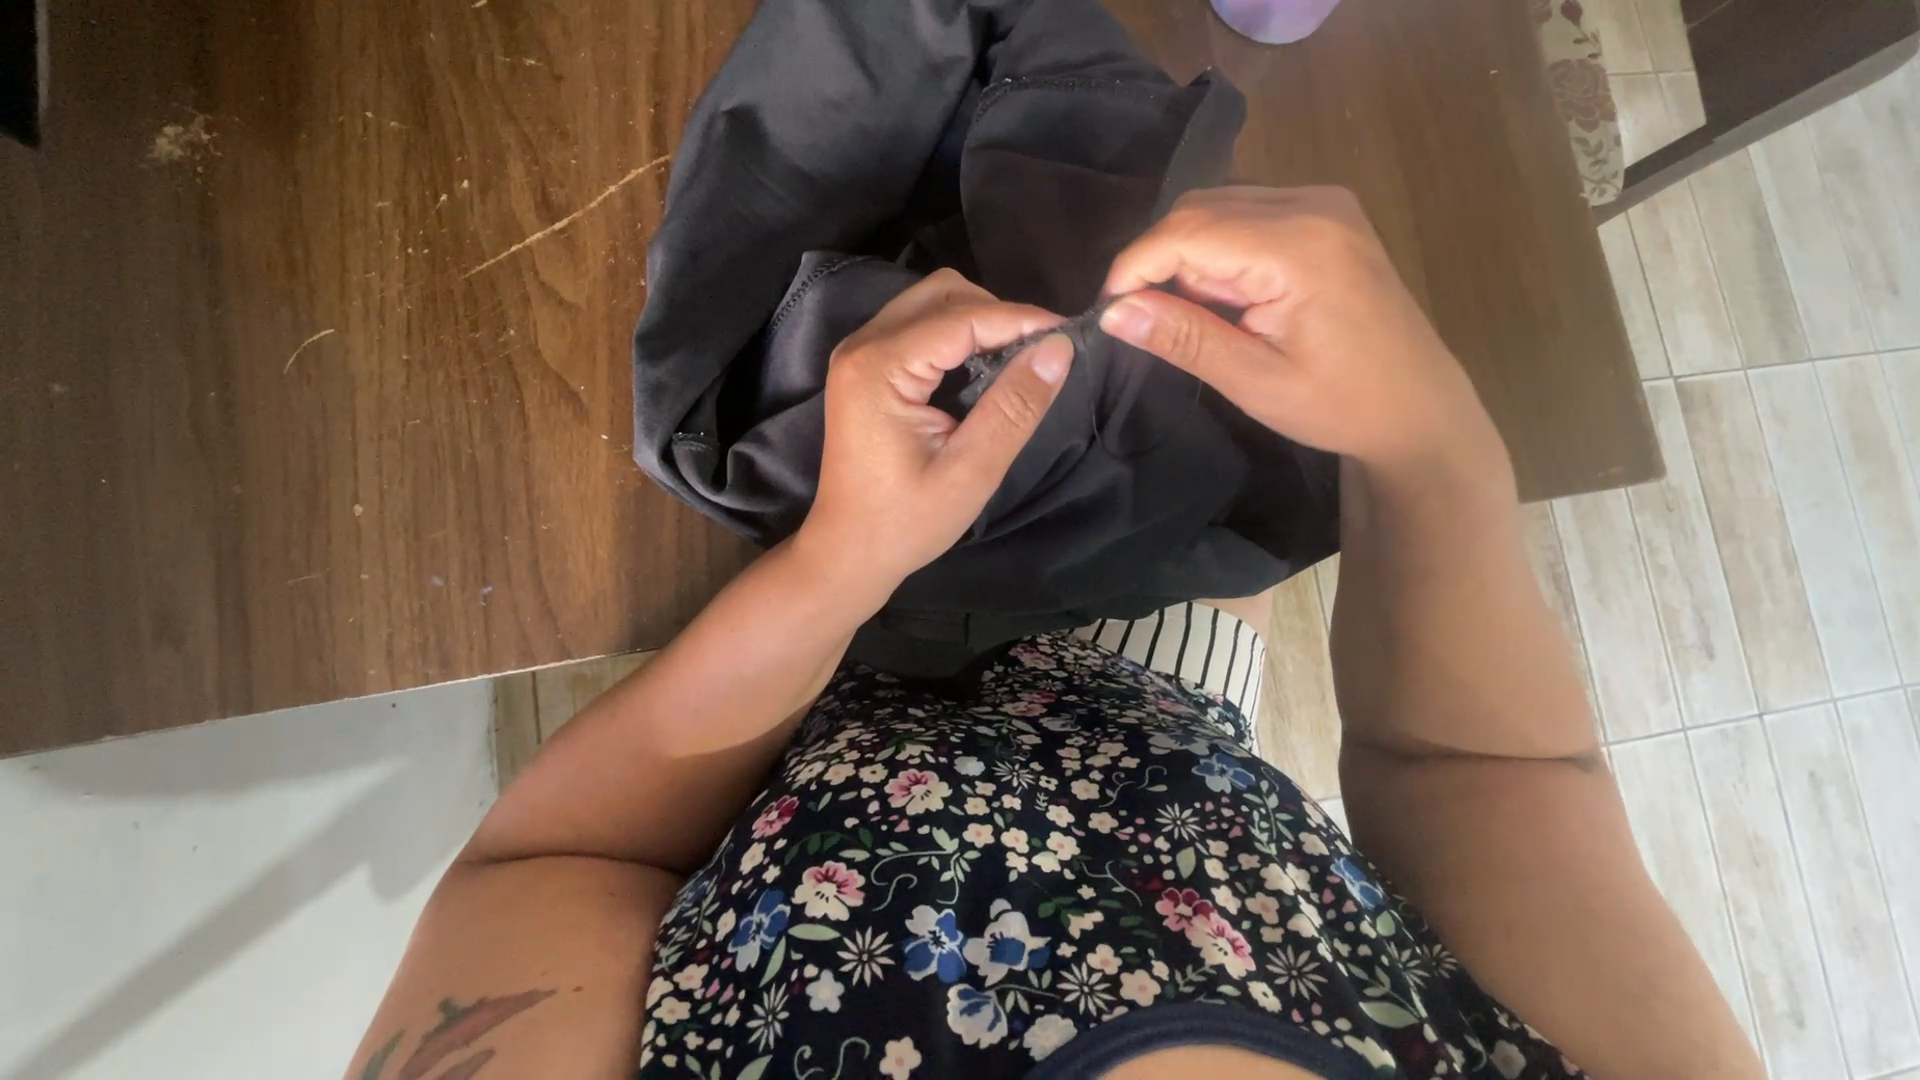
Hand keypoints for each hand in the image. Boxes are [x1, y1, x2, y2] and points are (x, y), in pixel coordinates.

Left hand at [794, 269, 1072, 595]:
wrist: (849, 551)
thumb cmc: (906, 522)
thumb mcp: (971, 471)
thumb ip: (1015, 407)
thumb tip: (1058, 349)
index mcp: (880, 368)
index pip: (962, 316)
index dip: (1021, 318)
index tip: (1069, 332)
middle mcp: (862, 346)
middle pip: (942, 293)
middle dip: (997, 313)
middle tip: (1039, 350)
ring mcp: (858, 354)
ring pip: (930, 304)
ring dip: (977, 321)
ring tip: (1016, 359)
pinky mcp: (863, 368)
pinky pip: (917, 327)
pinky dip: (955, 336)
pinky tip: (981, 368)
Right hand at [1099, 186, 1502, 472]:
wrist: (1416, 408)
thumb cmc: (1339, 405)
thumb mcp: (1253, 380)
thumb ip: (1183, 338)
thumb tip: (1112, 313)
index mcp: (1298, 245)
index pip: (1187, 230)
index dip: (1135, 265)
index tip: (1107, 312)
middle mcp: (1312, 203)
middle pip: (1200, 210)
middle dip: (1161, 263)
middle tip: (1153, 324)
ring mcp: (1324, 204)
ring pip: (1219, 209)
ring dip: (1189, 260)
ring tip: (1195, 318)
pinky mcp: (1327, 215)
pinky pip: (1247, 217)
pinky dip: (1219, 254)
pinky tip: (1228, 299)